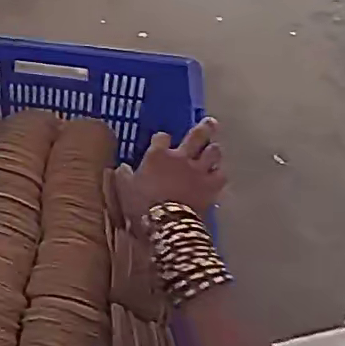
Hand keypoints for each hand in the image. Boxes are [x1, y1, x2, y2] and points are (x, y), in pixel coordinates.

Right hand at [114, 116, 225, 236]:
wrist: (167, 223)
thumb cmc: (141, 206)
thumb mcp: (124, 189)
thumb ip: (124, 176)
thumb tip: (123, 167)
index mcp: (157, 155)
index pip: (162, 137)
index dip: (162, 138)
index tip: (163, 140)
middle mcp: (180, 157)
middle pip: (196, 136)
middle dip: (204, 128)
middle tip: (211, 122)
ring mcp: (198, 170)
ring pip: (213, 152)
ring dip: (213, 150)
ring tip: (214, 149)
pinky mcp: (211, 185)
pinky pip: (221, 174)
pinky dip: (219, 174)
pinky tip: (217, 175)